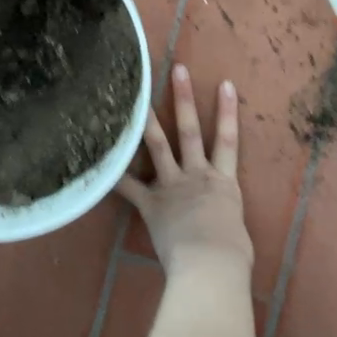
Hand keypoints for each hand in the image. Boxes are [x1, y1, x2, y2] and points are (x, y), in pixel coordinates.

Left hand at [116, 64, 251, 277]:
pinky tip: (99, 162)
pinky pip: (130, 188)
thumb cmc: (232, 256)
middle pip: (190, 131)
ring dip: (149, 120)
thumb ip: (227, 218)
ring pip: (159, 146)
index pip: (228, 139)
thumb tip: (224, 225)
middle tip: (177, 70)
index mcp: (223, 183)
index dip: (226, 111)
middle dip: (184, 99)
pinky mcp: (152, 204)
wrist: (210, 267)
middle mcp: (197, 175)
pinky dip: (114, 176)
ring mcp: (173, 187)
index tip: (224, 84)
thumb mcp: (237, 233)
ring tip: (137, 97)